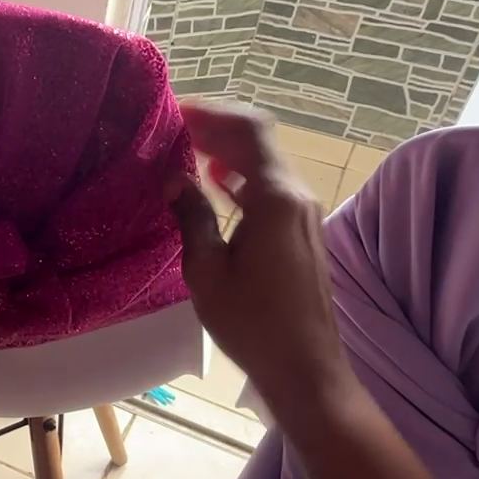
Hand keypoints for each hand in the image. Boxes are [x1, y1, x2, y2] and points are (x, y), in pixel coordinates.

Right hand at [169, 102, 356, 418]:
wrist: (304, 367)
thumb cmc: (250, 322)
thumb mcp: (206, 270)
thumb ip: (191, 216)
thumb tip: (174, 179)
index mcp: (274, 198)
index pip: (248, 130)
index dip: (212, 113)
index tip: (175, 111)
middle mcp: (296, 196)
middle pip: (259, 142)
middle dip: (217, 129)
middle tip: (174, 128)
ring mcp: (303, 214)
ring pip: (266, 164)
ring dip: (228, 152)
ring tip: (187, 150)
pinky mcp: (302, 232)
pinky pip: (270, 188)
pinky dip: (242, 177)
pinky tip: (215, 184)